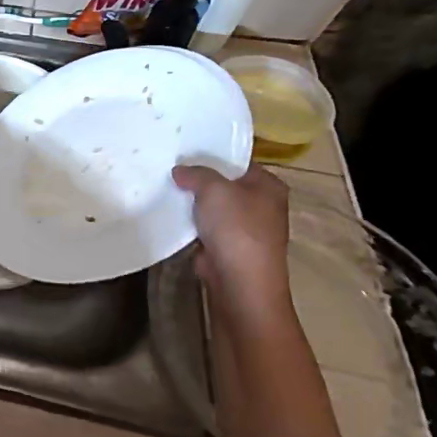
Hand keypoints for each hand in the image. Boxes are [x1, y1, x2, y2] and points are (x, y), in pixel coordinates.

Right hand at [174, 165, 291, 321]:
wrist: (241, 284)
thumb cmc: (236, 228)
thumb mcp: (213, 188)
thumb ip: (196, 173)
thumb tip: (179, 170)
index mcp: (269, 186)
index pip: (238, 162)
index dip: (213, 156)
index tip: (185, 152)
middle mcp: (263, 205)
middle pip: (226, 184)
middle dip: (201, 180)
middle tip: (172, 169)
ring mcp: (248, 230)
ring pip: (215, 208)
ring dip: (195, 204)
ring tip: (167, 188)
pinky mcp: (231, 249)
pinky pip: (208, 229)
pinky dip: (193, 225)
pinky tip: (172, 215)